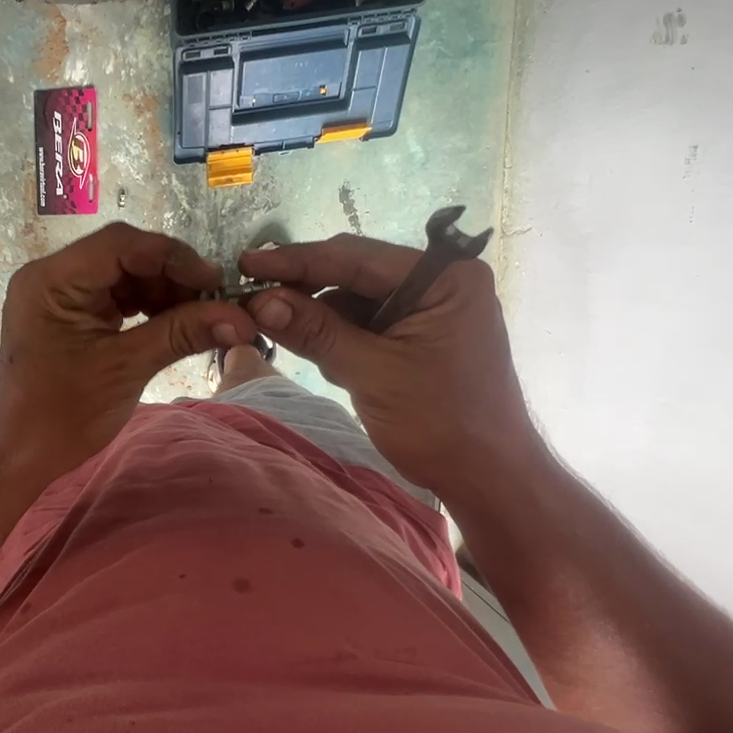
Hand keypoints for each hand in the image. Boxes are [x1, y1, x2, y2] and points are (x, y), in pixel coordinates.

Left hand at [0, 223, 255, 482]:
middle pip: (122, 255)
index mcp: (50, 281)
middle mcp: (49, 276)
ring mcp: (57, 295)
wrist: (23, 455)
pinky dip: (145, 307)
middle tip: (213, 301)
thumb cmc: (63, 415)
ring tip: (197, 315)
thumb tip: (240, 318)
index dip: (173, 257)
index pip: (120, 244)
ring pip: (122, 274)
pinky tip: (172, 322)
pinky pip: (113, 296)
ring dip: (162, 291)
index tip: (215, 282)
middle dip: (170, 276)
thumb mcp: (126, 369)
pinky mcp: (67, 314)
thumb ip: (180, 333)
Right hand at [238, 234, 546, 500]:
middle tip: (248, 293)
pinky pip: (364, 324)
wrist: (487, 475)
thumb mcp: (370, 372)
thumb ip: (316, 331)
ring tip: (270, 324)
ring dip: (315, 315)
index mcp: (444, 277)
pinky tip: (310, 348)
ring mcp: (428, 310)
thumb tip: (260, 302)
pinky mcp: (416, 337)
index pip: (356, 256)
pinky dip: (334, 336)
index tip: (246, 263)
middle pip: (354, 273)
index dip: (296, 261)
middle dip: (303, 287)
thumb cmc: (441, 421)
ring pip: (353, 300)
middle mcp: (438, 281)